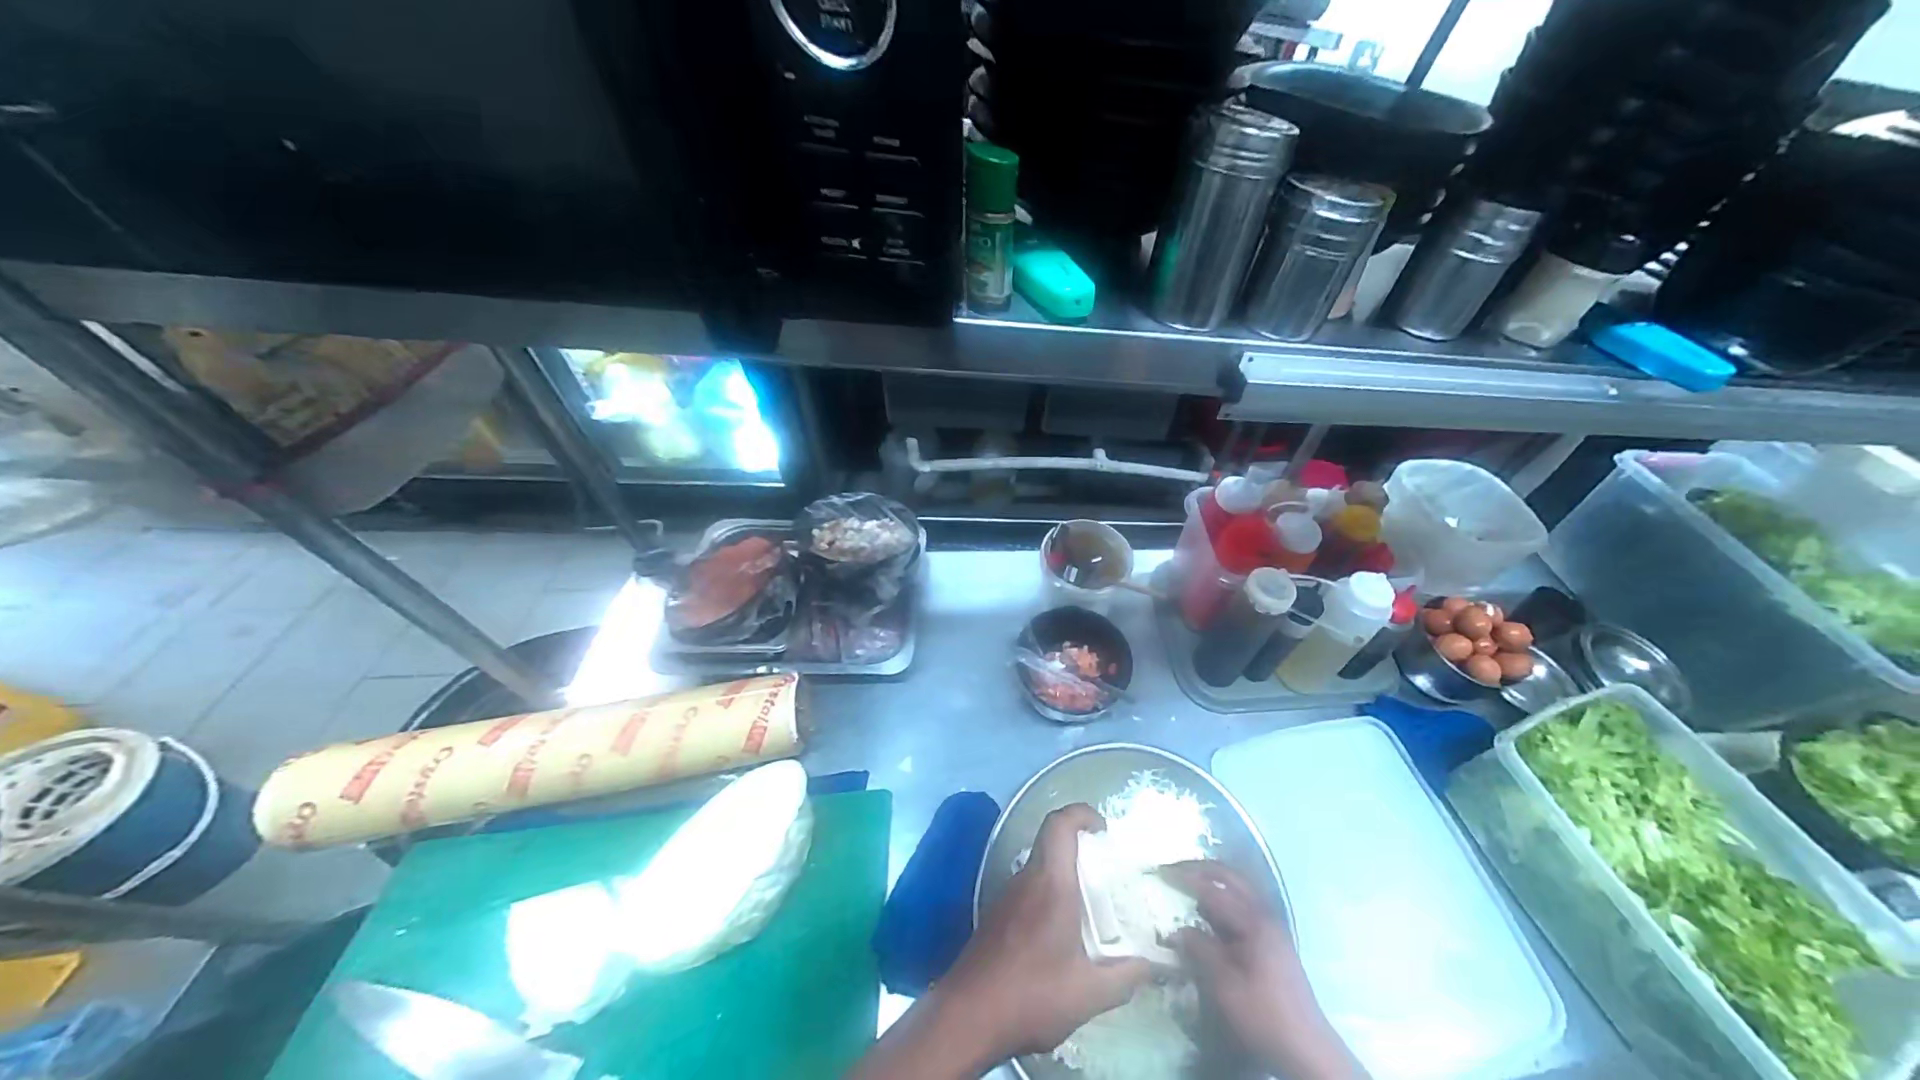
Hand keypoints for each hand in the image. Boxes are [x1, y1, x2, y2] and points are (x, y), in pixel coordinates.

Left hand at [941, 803, 1152, 1055]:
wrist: (967, 1015)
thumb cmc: (1031, 994)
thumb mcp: (1089, 993)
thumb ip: (1126, 976)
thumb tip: (1154, 965)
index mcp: (1050, 884)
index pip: (1059, 824)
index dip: (1081, 814)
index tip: (1104, 830)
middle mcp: (1026, 881)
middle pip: (1051, 845)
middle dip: (1081, 851)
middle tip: (1109, 875)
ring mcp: (1006, 897)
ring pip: (1039, 870)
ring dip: (1065, 878)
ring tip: (1092, 909)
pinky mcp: (996, 917)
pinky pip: (1028, 892)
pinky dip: (1049, 898)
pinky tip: (1062, 935)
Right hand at [1165, 861, 1366, 1079]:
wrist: (1307, 1049)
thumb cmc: (1264, 1016)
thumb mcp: (1225, 985)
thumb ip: (1200, 950)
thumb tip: (1178, 930)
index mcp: (1254, 922)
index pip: (1214, 888)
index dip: (1185, 877)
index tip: (1160, 872)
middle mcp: (1265, 916)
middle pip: (1232, 878)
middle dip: (1201, 869)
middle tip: (1174, 870)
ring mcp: (1272, 928)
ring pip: (1240, 890)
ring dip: (1214, 882)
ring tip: (1187, 885)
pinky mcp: (1272, 941)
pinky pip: (1244, 906)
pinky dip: (1223, 900)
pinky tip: (1208, 913)